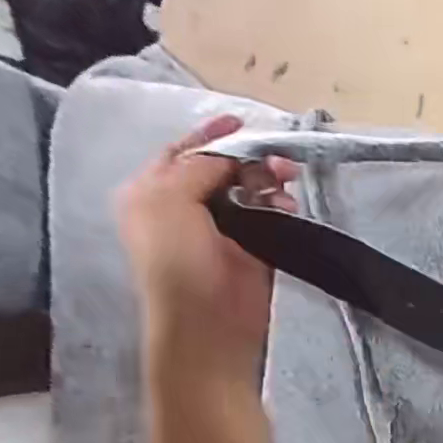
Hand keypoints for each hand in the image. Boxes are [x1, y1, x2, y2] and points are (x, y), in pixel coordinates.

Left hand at [114, 115, 300, 374]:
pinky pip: (272, 216)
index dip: (211, 135)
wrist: (208, 321)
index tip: (241, 121)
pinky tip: (289, 207)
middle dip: (249, 158)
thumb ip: (197, 167)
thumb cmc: (176, 260)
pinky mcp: (255, 247)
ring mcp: (224, 228)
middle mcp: (186, 206)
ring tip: (288, 180)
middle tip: (279, 159)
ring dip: (269, 181)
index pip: (184, 152)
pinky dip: (282, 207)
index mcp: (153, 192)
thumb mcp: (169, 200)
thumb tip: (232, 154)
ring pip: (251, 190)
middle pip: (223, 168)